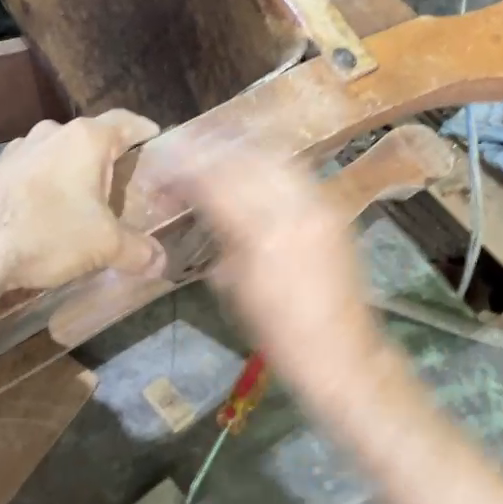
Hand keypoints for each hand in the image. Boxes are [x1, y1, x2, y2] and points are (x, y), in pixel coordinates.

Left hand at [0, 111, 167, 293]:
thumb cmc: (48, 233)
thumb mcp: (104, 246)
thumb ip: (138, 251)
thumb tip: (162, 262)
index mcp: (85, 138)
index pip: (126, 121)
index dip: (145, 131)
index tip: (157, 143)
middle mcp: (51, 133)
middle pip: (91, 138)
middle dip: (108, 160)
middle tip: (124, 187)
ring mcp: (18, 149)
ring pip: (58, 154)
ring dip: (73, 173)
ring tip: (84, 204)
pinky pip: (32, 172)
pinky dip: (46, 186)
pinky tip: (46, 215)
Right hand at [160, 142, 383, 383]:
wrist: (343, 354)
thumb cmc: (278, 334)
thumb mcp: (232, 287)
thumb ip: (217, 237)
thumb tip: (197, 206)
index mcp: (262, 234)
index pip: (212, 182)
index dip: (181, 172)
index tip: (159, 173)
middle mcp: (293, 207)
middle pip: (240, 158)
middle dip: (203, 152)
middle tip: (178, 155)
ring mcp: (317, 202)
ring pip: (269, 154)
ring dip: (234, 149)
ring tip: (208, 152)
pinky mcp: (331, 206)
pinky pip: (292, 167)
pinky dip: (263, 158)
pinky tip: (247, 163)